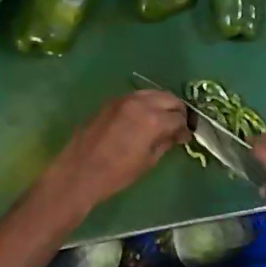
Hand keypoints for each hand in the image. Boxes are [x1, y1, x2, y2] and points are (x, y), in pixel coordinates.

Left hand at [32, 90, 189, 217]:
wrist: (79, 172)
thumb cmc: (117, 173)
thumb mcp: (148, 161)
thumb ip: (166, 142)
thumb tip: (178, 134)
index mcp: (153, 120)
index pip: (179, 117)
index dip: (186, 128)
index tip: (185, 137)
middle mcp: (141, 103)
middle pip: (169, 98)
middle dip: (177, 111)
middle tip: (178, 126)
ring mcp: (124, 99)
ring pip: (153, 93)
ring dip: (162, 104)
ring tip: (162, 120)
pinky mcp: (111, 101)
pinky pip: (137, 96)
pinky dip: (146, 103)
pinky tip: (144, 118)